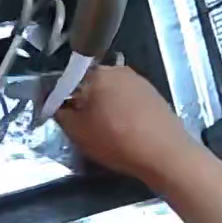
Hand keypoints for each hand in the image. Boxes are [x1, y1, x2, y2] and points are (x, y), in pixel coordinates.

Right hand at [54, 65, 200, 182]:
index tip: (60, 116)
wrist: (165, 153)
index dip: (59, 99)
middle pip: (89, 83)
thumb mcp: (77, 132)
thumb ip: (60, 113)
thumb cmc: (116, 141)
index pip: (66, 81)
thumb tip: (55, 104)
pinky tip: (124, 129)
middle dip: (83, 101)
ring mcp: (138, 80)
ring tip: (105, 129)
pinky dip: (121, 110)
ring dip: (103, 106)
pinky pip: (127, 98)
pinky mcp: (152, 93)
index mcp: (95, 73)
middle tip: (82, 125)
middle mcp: (117, 69)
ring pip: (109, 91)